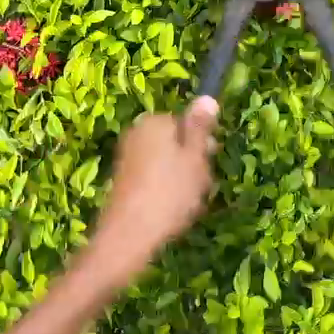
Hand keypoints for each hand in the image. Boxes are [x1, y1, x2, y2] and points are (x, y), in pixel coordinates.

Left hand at [88, 98, 219, 279]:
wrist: (129, 236)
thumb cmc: (169, 193)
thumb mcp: (194, 157)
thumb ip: (200, 127)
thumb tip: (207, 97)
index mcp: (153, 121)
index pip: (187, 123)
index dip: (202, 144)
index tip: (208, 165)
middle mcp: (137, 133)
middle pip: (177, 143)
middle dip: (193, 164)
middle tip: (201, 188)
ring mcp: (128, 158)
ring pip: (169, 164)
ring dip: (183, 182)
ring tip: (188, 204)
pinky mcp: (125, 181)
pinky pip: (155, 180)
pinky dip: (167, 193)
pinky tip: (173, 212)